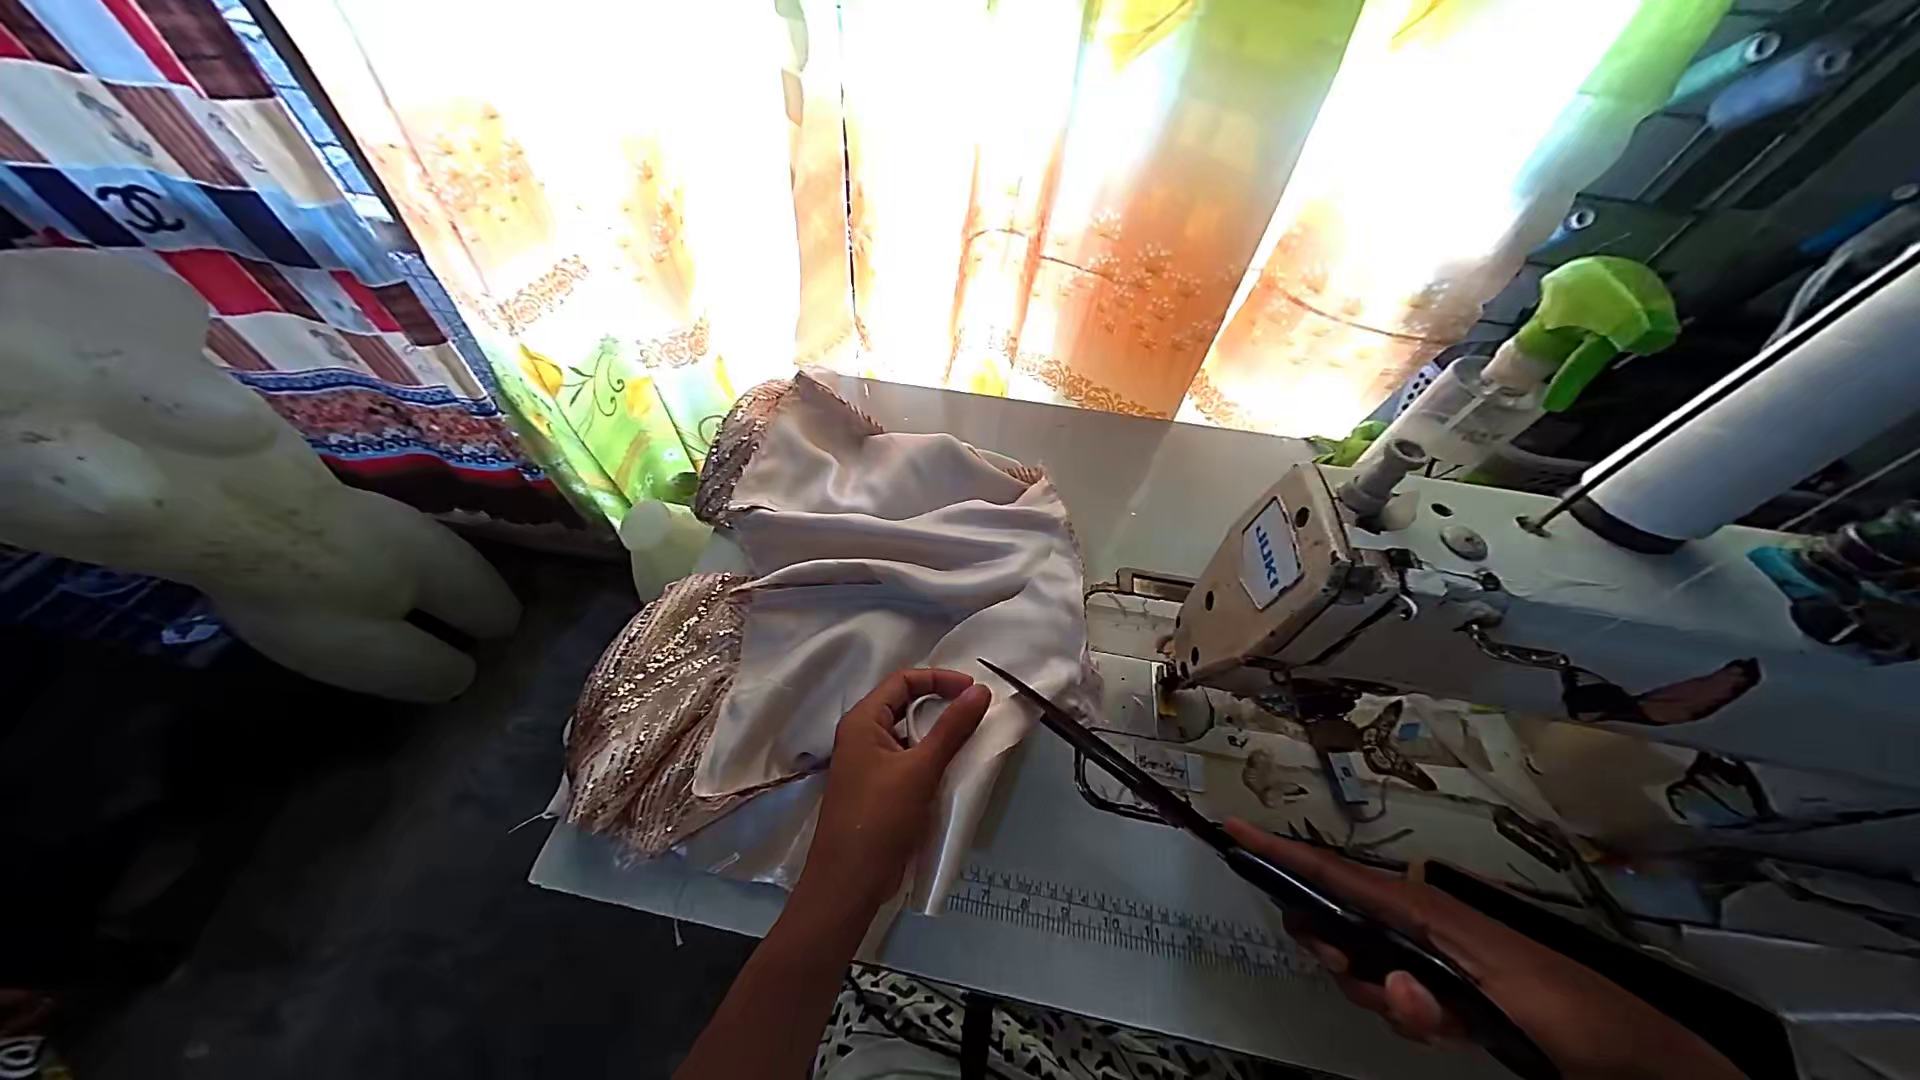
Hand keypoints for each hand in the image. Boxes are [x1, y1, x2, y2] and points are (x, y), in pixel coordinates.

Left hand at [797, 669, 990, 912]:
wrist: (848, 885)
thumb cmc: (880, 819)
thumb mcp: (920, 769)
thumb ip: (952, 728)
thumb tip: (980, 690)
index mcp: (863, 721)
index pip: (903, 681)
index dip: (938, 679)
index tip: (972, 690)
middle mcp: (862, 736)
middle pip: (904, 703)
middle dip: (940, 702)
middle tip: (975, 710)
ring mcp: (868, 763)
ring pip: (907, 732)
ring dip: (937, 731)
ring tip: (970, 736)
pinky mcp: (877, 788)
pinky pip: (907, 758)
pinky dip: (931, 756)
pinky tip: (953, 766)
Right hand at [1224, 819, 1743, 1079]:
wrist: (1630, 1051)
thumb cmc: (1558, 1000)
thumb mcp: (1494, 980)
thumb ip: (1427, 970)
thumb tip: (1382, 975)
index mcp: (1417, 903)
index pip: (1334, 871)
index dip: (1280, 852)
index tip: (1234, 830)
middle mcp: (1410, 917)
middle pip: (1334, 918)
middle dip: (1332, 948)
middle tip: (1351, 972)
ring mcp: (1421, 950)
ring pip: (1357, 961)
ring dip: (1375, 992)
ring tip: (1429, 1016)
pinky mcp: (1434, 983)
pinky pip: (1386, 989)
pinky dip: (1398, 1010)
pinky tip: (1437, 1022)